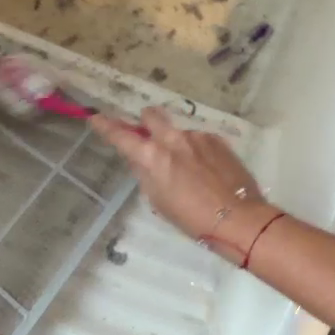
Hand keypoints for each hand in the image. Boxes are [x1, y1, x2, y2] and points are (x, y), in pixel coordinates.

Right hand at [91, 108, 278, 261]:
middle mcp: (173, 139)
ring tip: (187, 168)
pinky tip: (206, 170)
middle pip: (151, 116)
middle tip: (148, 137)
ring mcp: (197, 137)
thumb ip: (145, 173)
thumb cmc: (192, 217)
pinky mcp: (217, 140)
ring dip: (175, 142)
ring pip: (177, 131)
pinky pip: (198, 139)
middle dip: (145, 122)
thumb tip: (139, 159)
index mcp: (153, 157)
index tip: (95, 117)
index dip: (105, 126)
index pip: (121, 136)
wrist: (239, 218)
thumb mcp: (158, 200)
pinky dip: (195, 150)